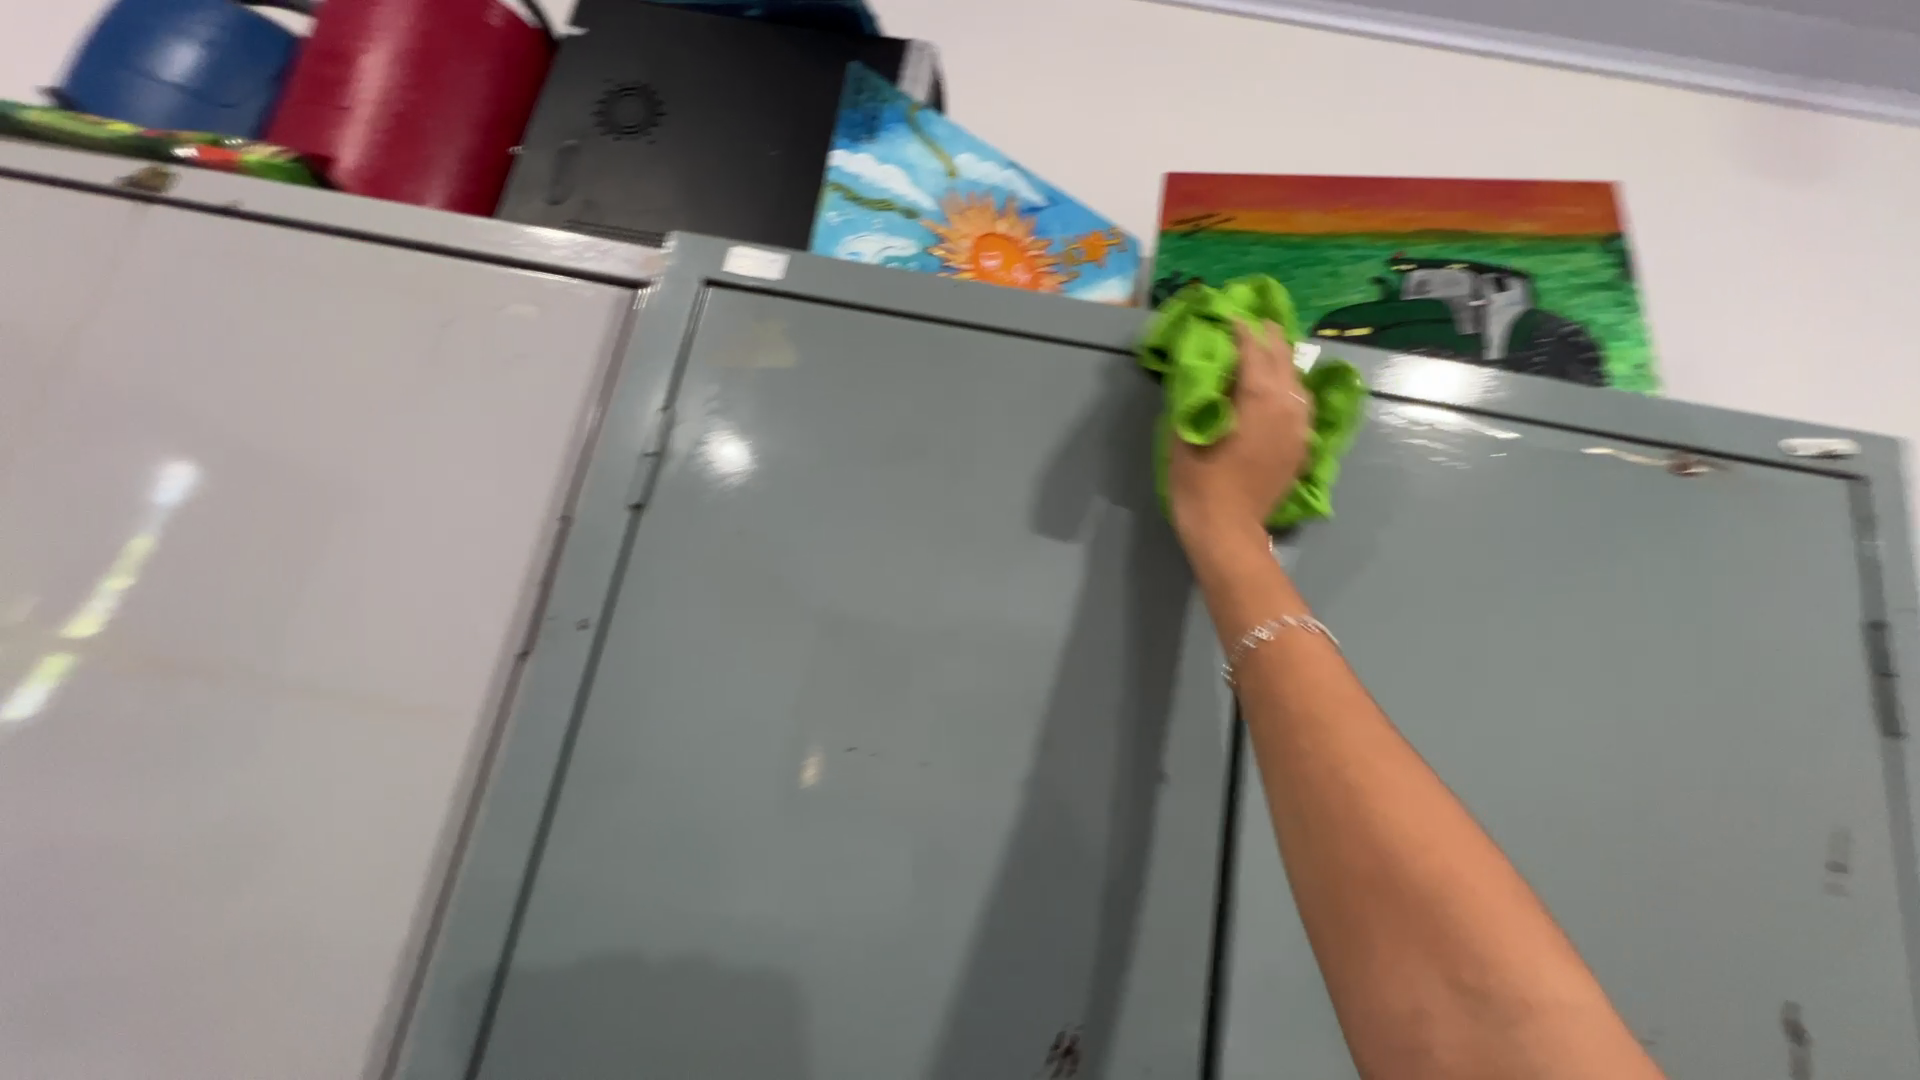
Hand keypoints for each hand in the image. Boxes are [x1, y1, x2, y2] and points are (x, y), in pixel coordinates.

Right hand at [1169, 321, 1311, 559]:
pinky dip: (1290, 391)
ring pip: (1297, 383)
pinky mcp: (1300, 447)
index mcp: (1258, 397)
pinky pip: (1301, 407)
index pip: (1254, 350)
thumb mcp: (1185, 435)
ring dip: (1283, 364)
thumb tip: (1202, 378)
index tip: (1231, 317)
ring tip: (1271, 352)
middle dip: (1269, 339)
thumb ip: (1197, 400)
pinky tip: (1281, 391)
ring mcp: (1299, 428)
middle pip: (1283, 360)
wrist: (1226, 530)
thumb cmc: (1198, 483)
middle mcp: (1287, 405)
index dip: (1242, 331)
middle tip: (1256, 323)